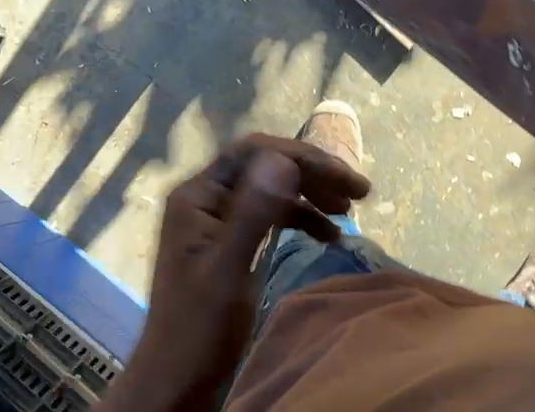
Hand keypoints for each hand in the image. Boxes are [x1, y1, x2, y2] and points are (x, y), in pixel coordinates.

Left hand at [101, 134, 370, 411]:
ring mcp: (214, 219)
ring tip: (348, 211)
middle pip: (263, 166)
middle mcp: (204, 197)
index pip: (253, 153)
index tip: (344, 177)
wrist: (175, 381)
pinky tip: (327, 235)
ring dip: (309, 195)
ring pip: (268, 189)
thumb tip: (284, 158)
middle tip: (359, 192)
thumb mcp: (229, 268)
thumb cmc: (199, 327)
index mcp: (197, 194)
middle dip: (311, 174)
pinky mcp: (227, 241)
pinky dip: (298, 218)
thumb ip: (254, 211)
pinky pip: (267, 215)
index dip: (301, 157)